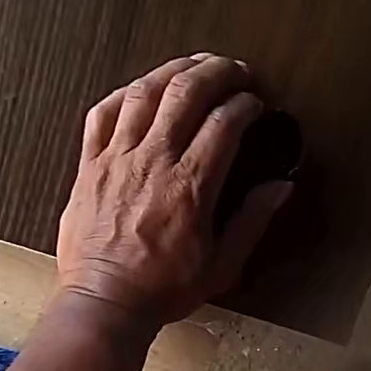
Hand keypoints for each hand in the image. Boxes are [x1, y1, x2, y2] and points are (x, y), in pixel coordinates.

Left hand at [56, 54, 294, 324]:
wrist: (103, 303)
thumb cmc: (162, 290)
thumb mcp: (221, 266)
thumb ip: (252, 220)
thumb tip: (281, 185)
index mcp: (190, 186)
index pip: (225, 121)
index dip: (247, 104)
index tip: (256, 105)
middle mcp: (153, 162)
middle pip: (186, 91)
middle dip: (217, 71)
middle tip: (234, 71)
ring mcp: (116, 160)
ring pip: (143, 93)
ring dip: (172, 70)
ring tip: (192, 66)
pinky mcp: (88, 168)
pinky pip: (100, 116)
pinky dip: (122, 95)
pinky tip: (137, 91)